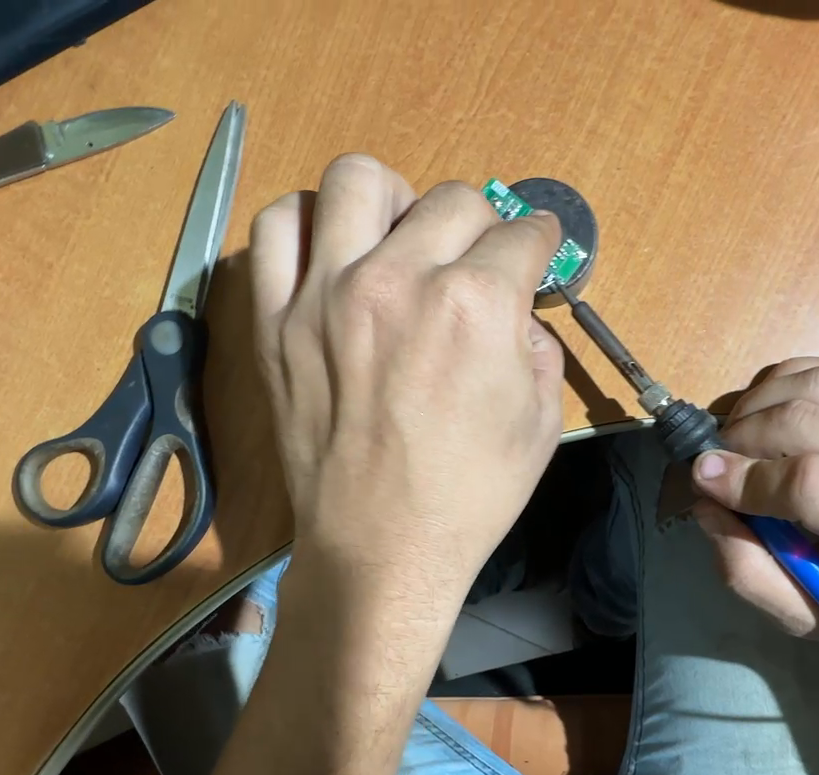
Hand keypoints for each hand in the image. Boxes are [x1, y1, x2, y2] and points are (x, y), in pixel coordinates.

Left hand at [249, 155, 564, 608]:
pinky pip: (280, 228)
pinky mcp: (277, 319)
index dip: (540, 241)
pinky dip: (312, 224)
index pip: (520, 236)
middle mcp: (402, 280)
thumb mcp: (541, 427)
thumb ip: (539, 349)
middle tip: (479, 261)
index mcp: (477, 307)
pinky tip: (336, 253)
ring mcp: (328, 294)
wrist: (383, 550)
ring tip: (402, 237)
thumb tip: (518, 314)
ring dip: (395, 199)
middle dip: (482, 225)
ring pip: (358, 182)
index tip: (537, 248)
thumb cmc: (471, 497)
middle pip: (452, 200)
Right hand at [688, 357, 818, 667]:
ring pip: (818, 384)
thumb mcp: (794, 617)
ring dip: (759, 402)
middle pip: (809, 419)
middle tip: (713, 463)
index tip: (704, 481)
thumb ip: (744, 568)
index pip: (813, 482)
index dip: (748, 477)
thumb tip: (707, 497)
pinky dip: (785, 380)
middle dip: (743, 435)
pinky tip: (765, 412)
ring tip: (735, 438)